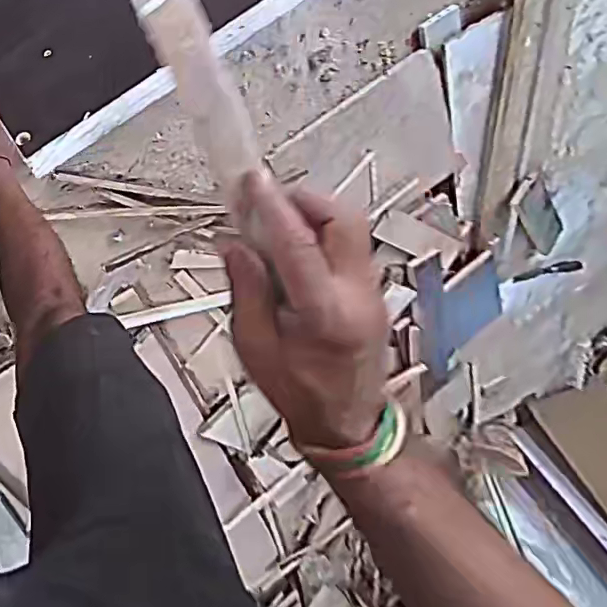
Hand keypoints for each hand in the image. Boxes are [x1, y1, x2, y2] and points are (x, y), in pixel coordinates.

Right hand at [222, 170, 391, 452]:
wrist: (348, 425)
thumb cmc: (300, 393)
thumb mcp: (254, 345)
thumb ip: (246, 290)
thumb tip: (235, 245)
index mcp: (325, 315)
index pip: (299, 245)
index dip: (272, 208)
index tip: (252, 182)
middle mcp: (358, 297)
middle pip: (343, 220)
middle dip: (301, 199)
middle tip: (264, 201)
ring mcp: (372, 292)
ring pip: (348, 228)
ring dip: (307, 215)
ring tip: (269, 226)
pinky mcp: (371, 290)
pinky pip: (346, 245)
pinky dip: (315, 234)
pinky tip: (286, 249)